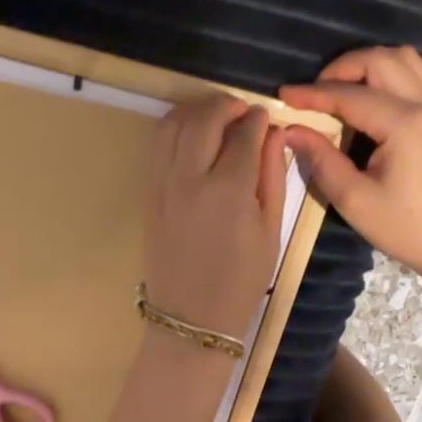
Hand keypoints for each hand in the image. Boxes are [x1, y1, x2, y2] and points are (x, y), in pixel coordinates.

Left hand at [143, 94, 286, 341]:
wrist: (192, 317)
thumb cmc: (241, 280)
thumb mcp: (270, 231)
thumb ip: (272, 176)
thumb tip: (273, 134)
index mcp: (229, 190)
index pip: (244, 134)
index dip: (258, 119)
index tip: (266, 117)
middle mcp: (190, 179)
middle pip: (205, 119)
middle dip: (226, 104)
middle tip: (242, 110)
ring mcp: (162, 184)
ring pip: (173, 124)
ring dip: (196, 110)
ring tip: (216, 117)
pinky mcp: (147, 193)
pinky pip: (156, 145)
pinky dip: (174, 128)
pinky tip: (192, 134)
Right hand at [278, 47, 421, 282]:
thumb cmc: (405, 228)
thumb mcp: (354, 200)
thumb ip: (322, 160)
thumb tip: (293, 131)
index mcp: (402, 125)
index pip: (349, 96)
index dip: (312, 94)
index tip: (283, 96)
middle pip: (380, 60)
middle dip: (341, 69)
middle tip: (313, 92)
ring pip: (401, 59)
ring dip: (366, 65)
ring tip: (339, 90)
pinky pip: (413, 76)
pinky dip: (385, 75)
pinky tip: (366, 99)